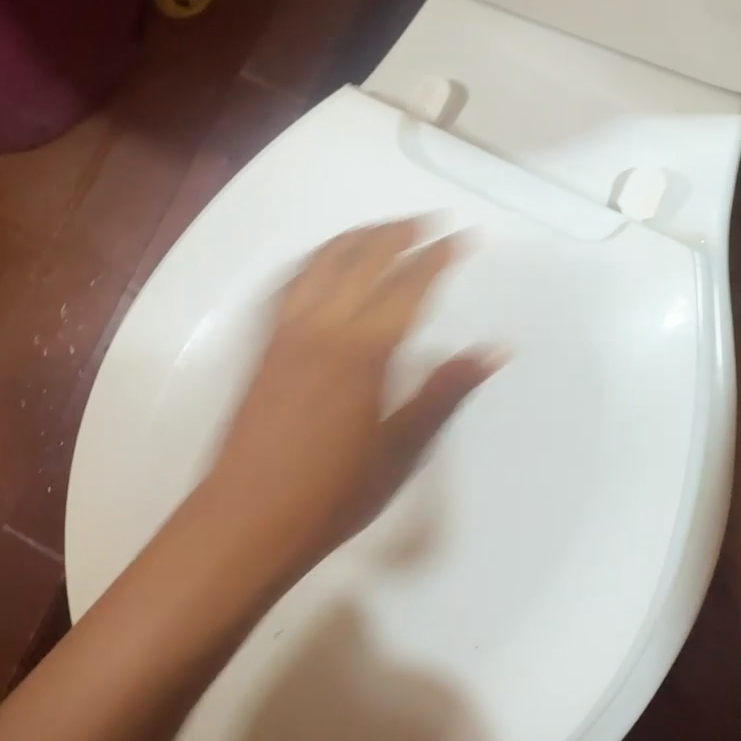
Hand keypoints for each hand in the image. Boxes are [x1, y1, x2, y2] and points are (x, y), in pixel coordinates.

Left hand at [207, 218, 504, 562]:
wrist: (247, 518)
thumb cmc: (333, 492)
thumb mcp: (401, 447)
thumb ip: (444, 390)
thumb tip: (493, 351)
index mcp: (363, 349)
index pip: (409, 284)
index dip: (439, 256)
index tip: (464, 237)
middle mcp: (323, 325)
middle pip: (365, 258)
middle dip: (400, 233)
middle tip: (430, 222)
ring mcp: (287, 330)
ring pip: (324, 261)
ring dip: (359, 236)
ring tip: (385, 229)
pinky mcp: (264, 344)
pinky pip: (291, 281)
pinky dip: (316, 258)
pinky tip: (325, 261)